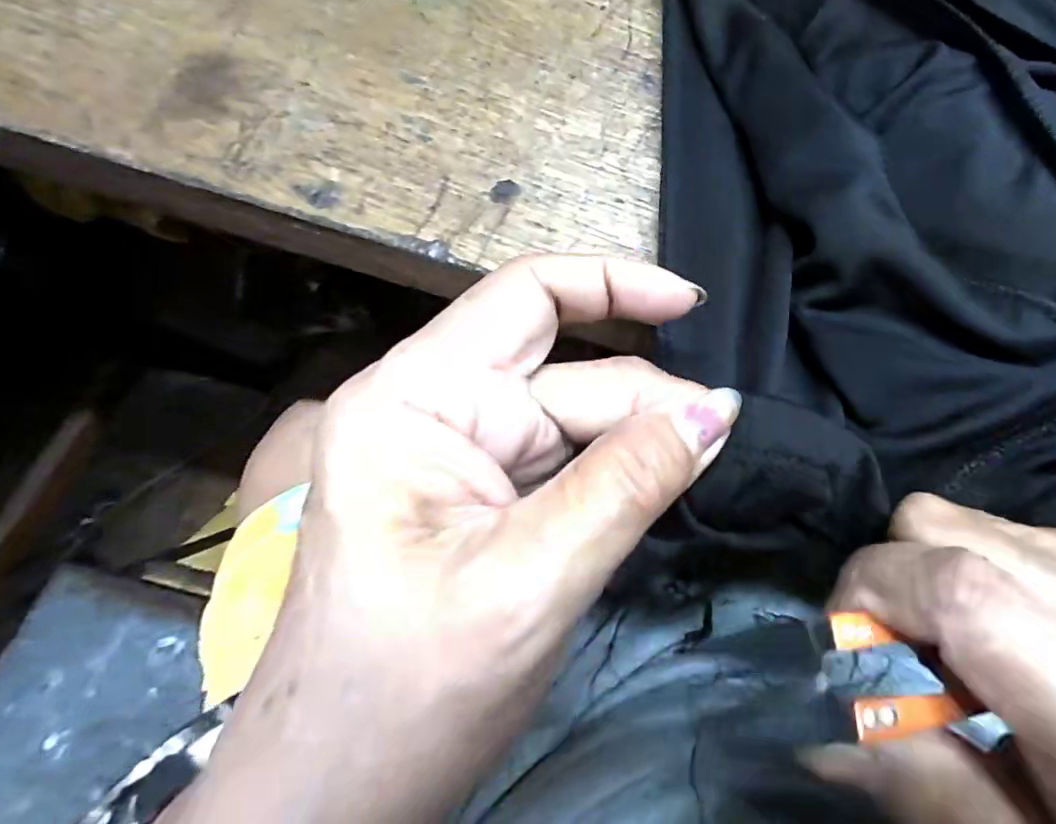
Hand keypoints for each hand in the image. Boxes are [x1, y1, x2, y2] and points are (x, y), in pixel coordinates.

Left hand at [166, 255, 738, 822]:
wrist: (336, 806)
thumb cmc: (403, 694)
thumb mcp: (531, 579)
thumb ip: (631, 482)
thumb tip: (720, 408)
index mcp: (418, 400)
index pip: (526, 298)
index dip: (613, 283)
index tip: (690, 303)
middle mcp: (444, 411)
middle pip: (574, 370)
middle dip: (647, 401)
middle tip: (718, 435)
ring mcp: (473, 458)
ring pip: (588, 420)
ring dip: (645, 442)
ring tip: (696, 467)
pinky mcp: (499, 499)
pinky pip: (583, 461)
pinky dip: (630, 469)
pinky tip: (665, 483)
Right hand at [807, 495, 1055, 823]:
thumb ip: (926, 791)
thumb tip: (820, 730)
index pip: (966, 592)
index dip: (875, 595)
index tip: (841, 644)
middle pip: (946, 525)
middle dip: (889, 577)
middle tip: (895, 657)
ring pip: (962, 515)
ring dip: (928, 572)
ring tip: (953, 652)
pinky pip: (999, 525)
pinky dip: (969, 565)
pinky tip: (999, 633)